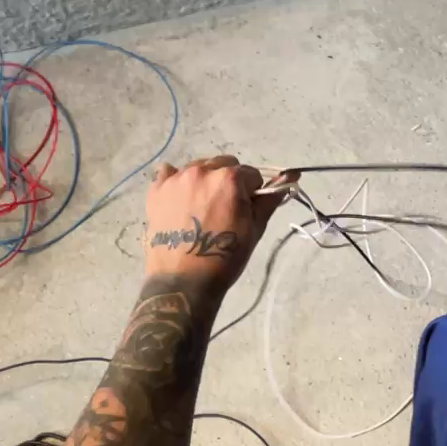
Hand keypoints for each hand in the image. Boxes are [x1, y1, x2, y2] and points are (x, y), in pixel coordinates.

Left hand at [142, 155, 286, 297]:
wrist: (183, 281)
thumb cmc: (226, 256)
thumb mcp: (255, 228)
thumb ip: (269, 199)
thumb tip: (290, 178)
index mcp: (229, 178)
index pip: (251, 174)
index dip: (252, 192)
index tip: (246, 210)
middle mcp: (202, 171)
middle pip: (224, 165)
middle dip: (229, 182)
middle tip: (225, 209)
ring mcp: (176, 179)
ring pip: (199, 167)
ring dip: (205, 180)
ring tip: (202, 208)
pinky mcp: (156, 190)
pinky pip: (169, 173)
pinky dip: (177, 182)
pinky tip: (180, 199)